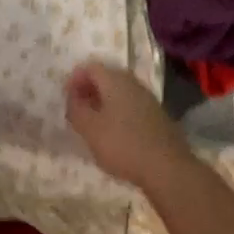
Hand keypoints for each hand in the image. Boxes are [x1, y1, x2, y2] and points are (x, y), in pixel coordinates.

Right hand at [63, 59, 194, 187]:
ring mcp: (147, 97)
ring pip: (119, 91)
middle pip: (106, 76)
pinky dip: (117, 111)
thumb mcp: (90, 130)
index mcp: (114, 80)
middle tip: (78, 109)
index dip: (75, 79)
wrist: (166, 166)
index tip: (66, 97)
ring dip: (103, 101)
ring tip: (94, 123)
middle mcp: (132, 82)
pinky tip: (115, 132)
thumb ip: (76, 109)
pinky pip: (130, 104)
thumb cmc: (123, 144)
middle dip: (89, 89)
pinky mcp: (156, 114)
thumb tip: (72, 96)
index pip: (90, 67)